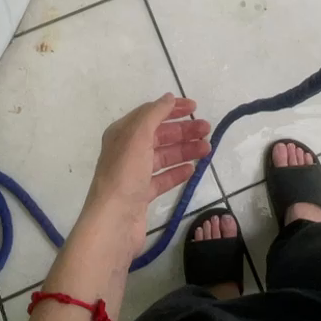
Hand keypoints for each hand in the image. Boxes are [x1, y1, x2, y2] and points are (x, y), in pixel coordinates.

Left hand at [79, 94, 210, 251]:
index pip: (150, 113)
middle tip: (207, 130)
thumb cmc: (125, 174)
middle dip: (183, 131)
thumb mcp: (138, 136)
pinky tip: (192, 169)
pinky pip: (162, 178)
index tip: (195, 107)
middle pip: (159, 135)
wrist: (113, 222)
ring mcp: (134, 174)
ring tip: (207, 149)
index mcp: (123, 133)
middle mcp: (127, 151)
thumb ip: (154, 114)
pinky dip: (177, 172)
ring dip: (185, 150)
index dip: (172, 108)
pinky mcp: (142, 195)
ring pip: (163, 156)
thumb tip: (168, 98)